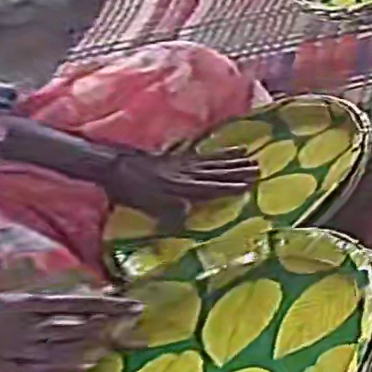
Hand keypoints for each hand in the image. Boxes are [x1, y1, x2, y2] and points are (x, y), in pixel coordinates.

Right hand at [0, 292, 140, 371]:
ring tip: (115, 345)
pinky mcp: (0, 366)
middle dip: (107, 328)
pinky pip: (37, 369)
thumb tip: (108, 291)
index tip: (139, 307)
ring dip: (92, 348)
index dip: (111, 306)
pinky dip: (65, 367)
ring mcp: (12, 348)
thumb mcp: (27, 298)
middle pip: (75, 327)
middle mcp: (24, 326)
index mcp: (31, 305)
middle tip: (132, 327)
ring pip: (60, 349)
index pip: (80, 304)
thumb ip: (65, 299)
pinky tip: (87, 364)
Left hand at [108, 150, 258, 214]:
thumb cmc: (128, 191)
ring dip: (235, 161)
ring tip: (253, 158)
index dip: (232, 186)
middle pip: (219, 173)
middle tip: (260, 169)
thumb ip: (170, 214)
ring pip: (216, 163)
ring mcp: (186, 165)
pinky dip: (222, 152)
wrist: (110, 168)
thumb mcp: (146, 207)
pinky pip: (206, 154)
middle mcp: (188, 176)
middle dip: (240, 172)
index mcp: (182, 189)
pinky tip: (234, 149)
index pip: (213, 188)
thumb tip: (189, 223)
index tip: (252, 184)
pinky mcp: (181, 157)